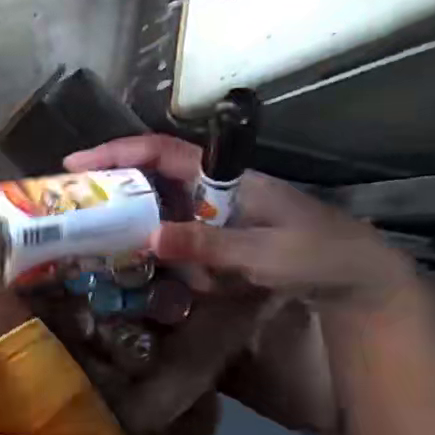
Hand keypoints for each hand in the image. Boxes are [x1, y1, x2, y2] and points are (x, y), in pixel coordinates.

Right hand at [64, 135, 417, 314]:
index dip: (119, 152)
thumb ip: (208, 245)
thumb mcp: (264, 251)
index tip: (77, 162)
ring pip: (163, 214)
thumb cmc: (319, 254)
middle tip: (75, 205)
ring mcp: (219, 219)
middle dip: (115, 189)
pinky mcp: (223, 243)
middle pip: (155, 180)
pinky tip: (150, 271)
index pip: (164, 153)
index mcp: (226, 179)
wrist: (360, 281)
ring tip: (101, 244)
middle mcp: (217, 193)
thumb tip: (150, 238)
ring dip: (135, 227)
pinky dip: (162, 254)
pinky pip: (180, 241)